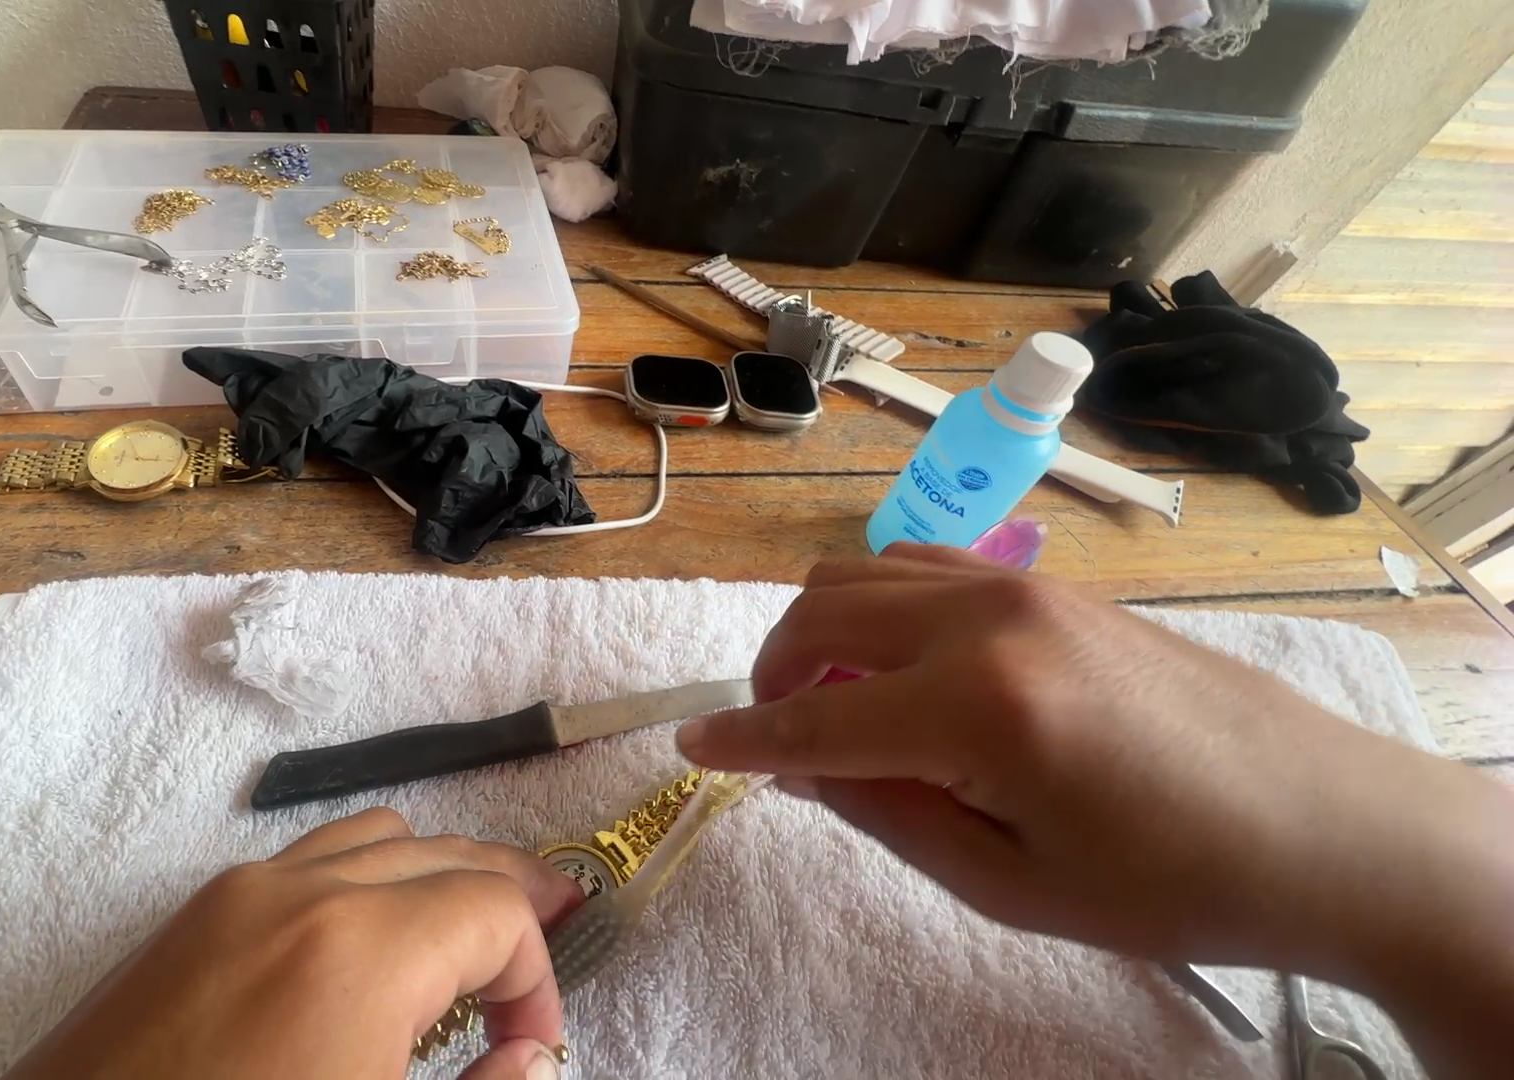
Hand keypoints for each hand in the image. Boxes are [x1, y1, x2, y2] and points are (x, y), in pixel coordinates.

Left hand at [5, 808, 581, 1079]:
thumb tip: (530, 1056)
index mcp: (356, 952)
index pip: (494, 911)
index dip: (538, 974)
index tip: (536, 1047)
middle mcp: (301, 888)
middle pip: (447, 852)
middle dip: (510, 893)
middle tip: (557, 925)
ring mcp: (239, 888)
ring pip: (383, 836)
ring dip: (440, 873)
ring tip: (471, 927)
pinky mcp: (195, 910)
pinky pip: (315, 855)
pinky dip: (373, 873)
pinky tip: (376, 930)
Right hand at [674, 546, 1513, 1066]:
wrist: (1330, 824)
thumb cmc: (1168, 881)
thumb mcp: (1005, 884)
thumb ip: (880, 811)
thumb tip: (797, 763)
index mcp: (979, 709)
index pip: (817, 720)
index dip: (742, 738)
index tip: (689, 746)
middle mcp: (983, 620)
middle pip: (818, 618)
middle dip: (771, 674)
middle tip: (777, 731)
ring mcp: (1012, 585)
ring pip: (855, 575)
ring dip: (815, 632)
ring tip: (832, 694)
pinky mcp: (1037, 577)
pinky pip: (912, 563)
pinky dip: (870, 603)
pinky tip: (893, 655)